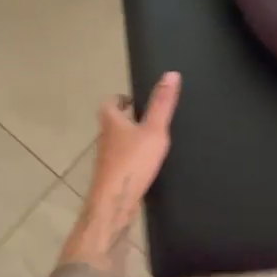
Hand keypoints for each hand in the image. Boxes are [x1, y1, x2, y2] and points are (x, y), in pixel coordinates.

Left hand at [84, 72, 180, 237]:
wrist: (114, 203)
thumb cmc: (132, 162)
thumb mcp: (154, 130)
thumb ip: (162, 104)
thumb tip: (170, 74)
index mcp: (111, 122)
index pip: (109, 102)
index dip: (120, 99)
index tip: (133, 99)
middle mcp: (105, 139)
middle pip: (112, 123)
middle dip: (126, 119)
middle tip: (147, 117)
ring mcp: (107, 159)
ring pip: (117, 143)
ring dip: (130, 140)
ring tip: (152, 140)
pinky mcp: (112, 177)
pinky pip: (122, 162)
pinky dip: (132, 159)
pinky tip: (148, 166)